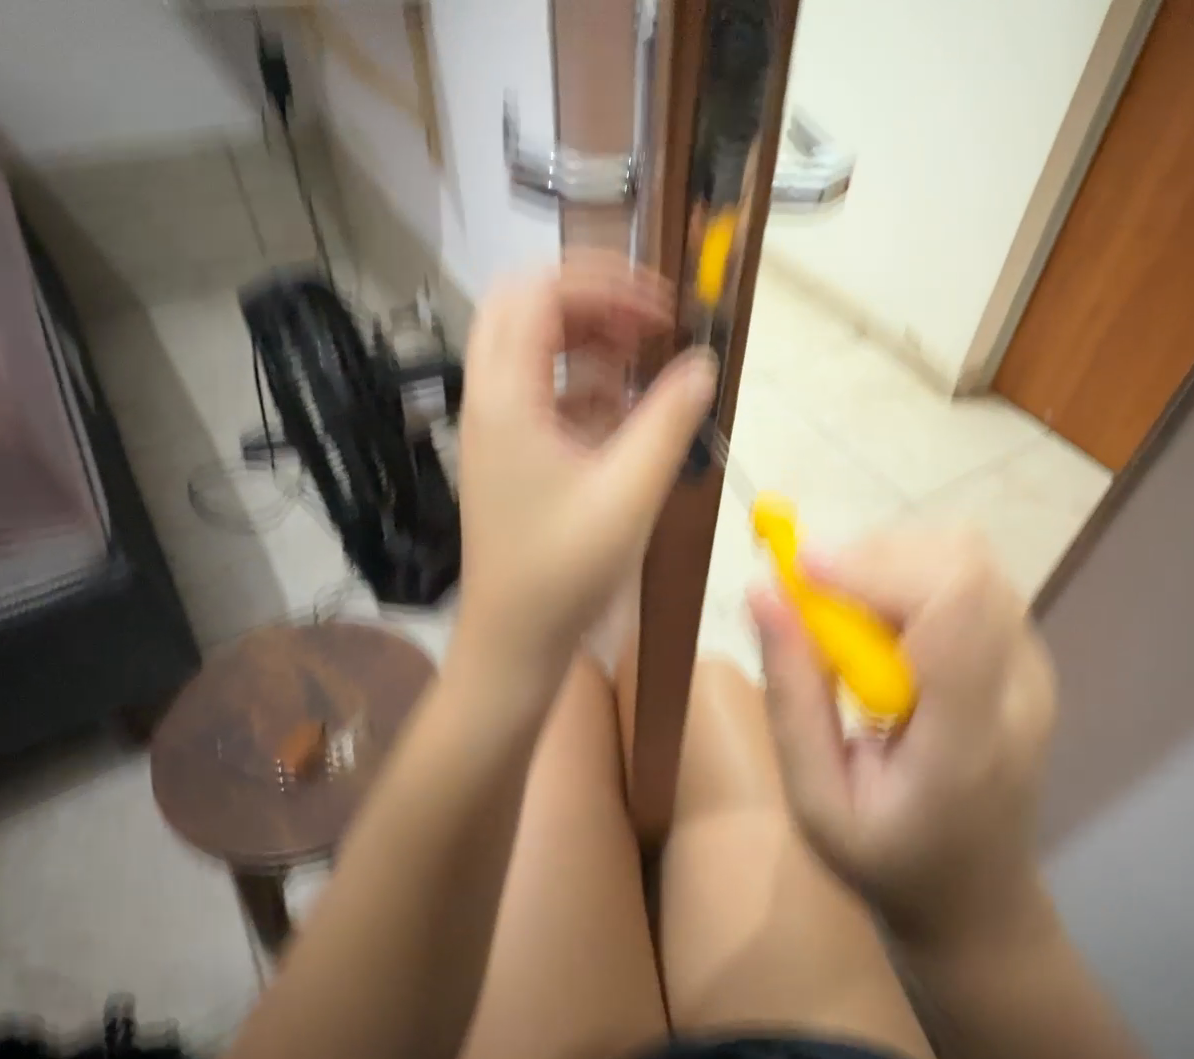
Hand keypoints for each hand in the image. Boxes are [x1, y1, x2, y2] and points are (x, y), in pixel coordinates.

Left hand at [454, 254, 716, 691]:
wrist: (514, 641)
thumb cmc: (565, 571)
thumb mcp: (630, 492)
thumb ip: (669, 419)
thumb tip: (702, 362)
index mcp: (506, 397)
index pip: (540, 294)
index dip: (604, 283)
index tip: (664, 307)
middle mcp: (491, 399)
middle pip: (529, 309)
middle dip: (595, 302)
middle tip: (653, 324)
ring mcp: (498, 426)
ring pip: (536, 349)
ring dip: (592, 342)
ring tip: (649, 362)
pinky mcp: (513, 453)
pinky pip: (547, 393)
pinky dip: (588, 386)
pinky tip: (630, 411)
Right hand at [750, 530, 1055, 945]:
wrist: (978, 892)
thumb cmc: (890, 861)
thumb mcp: (816, 802)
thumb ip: (793, 698)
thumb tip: (764, 591)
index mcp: (970, 739)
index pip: (954, 607)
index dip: (875, 566)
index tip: (800, 569)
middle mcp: (1019, 686)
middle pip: (964, 564)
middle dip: (873, 559)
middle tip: (815, 599)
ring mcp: (1033, 664)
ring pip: (967, 556)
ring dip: (890, 564)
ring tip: (848, 620)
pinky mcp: (1024, 650)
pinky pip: (967, 577)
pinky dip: (910, 576)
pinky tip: (882, 627)